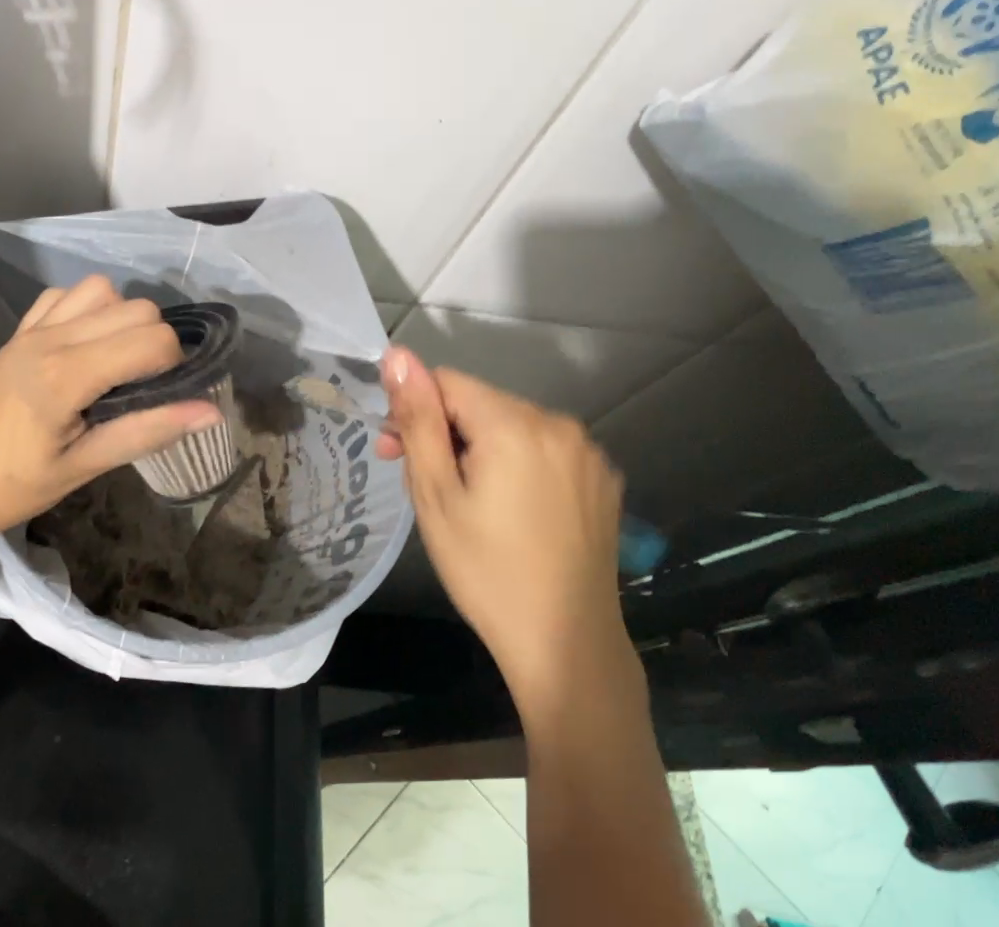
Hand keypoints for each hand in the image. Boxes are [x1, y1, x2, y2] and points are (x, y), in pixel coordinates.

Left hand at [0, 276, 222, 559]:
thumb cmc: (10, 489)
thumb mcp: (82, 468)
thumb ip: (146, 432)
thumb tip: (211, 413)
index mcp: (67, 373)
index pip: (151, 339)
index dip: (174, 367)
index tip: (165, 400)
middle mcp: (50, 337)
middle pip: (135, 307)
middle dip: (156, 343)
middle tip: (144, 391)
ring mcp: (29, 331)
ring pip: (100, 290)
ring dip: (122, 320)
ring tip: (116, 369)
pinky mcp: (16, 335)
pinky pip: (63, 297)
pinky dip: (86, 312)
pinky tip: (82, 352)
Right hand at [376, 346, 628, 702]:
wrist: (564, 640)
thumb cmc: (484, 570)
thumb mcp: (436, 495)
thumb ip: (418, 420)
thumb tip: (397, 356)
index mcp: (515, 425)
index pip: (447, 382)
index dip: (413, 412)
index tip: (395, 457)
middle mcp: (560, 425)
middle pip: (482, 405)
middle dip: (446, 434)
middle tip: (427, 489)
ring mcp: (589, 454)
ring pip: (513, 429)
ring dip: (480, 451)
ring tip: (469, 506)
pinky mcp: (603, 481)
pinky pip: (545, 453)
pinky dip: (518, 468)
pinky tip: (511, 514)